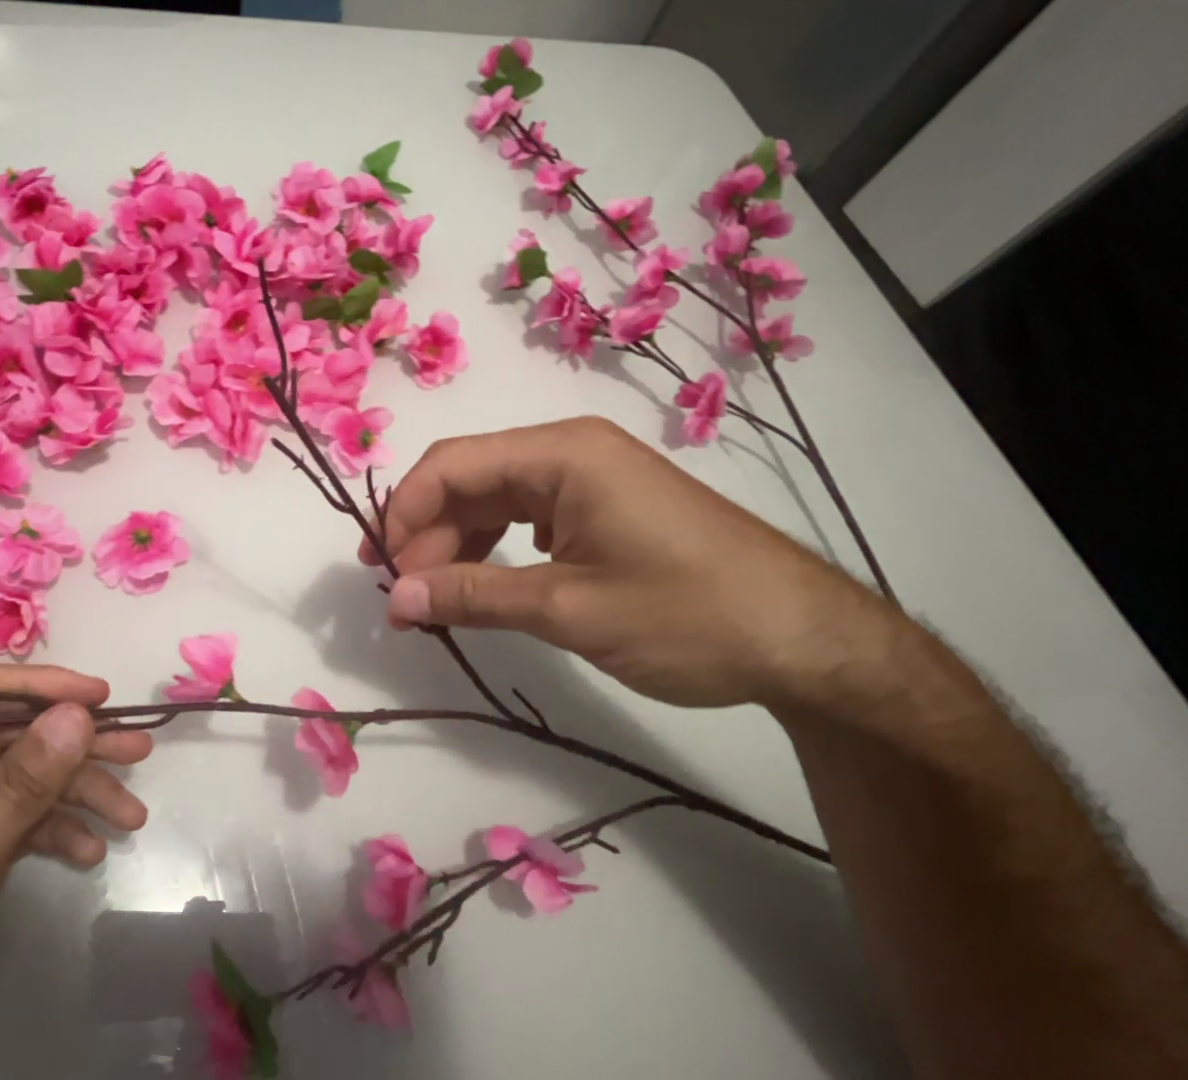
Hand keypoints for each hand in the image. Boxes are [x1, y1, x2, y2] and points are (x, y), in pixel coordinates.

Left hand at [0, 665, 151, 1079]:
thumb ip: (19, 789)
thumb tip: (78, 713)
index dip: (31, 688)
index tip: (98, 695)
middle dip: (66, 751)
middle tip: (137, 749)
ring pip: (7, 782)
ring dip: (69, 796)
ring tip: (131, 814)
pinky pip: (4, 824)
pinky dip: (47, 834)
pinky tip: (89, 852)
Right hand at [365, 417, 899, 710]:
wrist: (804, 642)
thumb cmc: (688, 615)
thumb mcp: (568, 609)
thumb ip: (475, 597)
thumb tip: (396, 598)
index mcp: (563, 454)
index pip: (451, 466)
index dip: (403, 515)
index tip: (383, 576)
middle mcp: (572, 452)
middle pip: (469, 480)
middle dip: (427, 537)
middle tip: (405, 601)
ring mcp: (592, 481)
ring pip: (495, 501)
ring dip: (457, 547)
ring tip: (434, 602)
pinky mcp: (605, 511)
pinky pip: (528, 519)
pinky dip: (495, 552)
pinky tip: (484, 589)